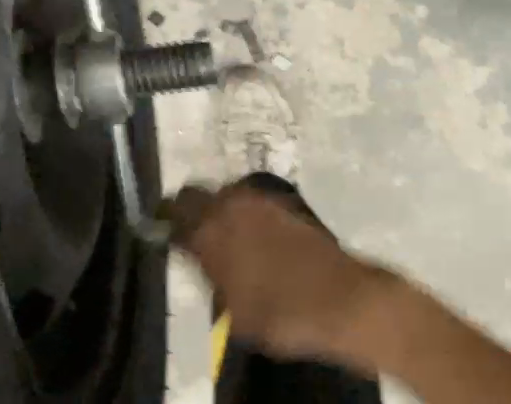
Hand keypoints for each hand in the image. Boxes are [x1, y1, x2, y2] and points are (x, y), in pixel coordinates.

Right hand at [169, 182, 398, 367]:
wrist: (346, 302)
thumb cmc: (283, 316)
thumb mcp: (235, 311)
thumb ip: (211, 279)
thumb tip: (202, 265)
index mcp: (206, 230)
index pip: (170, 212)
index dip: (164, 223)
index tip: (164, 234)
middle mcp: (227, 205)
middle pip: (194, 194)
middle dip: (189, 210)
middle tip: (192, 232)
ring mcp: (258, 200)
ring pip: (224, 195)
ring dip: (220, 210)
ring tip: (227, 237)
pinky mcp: (284, 204)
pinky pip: (251, 203)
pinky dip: (246, 215)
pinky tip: (256, 240)